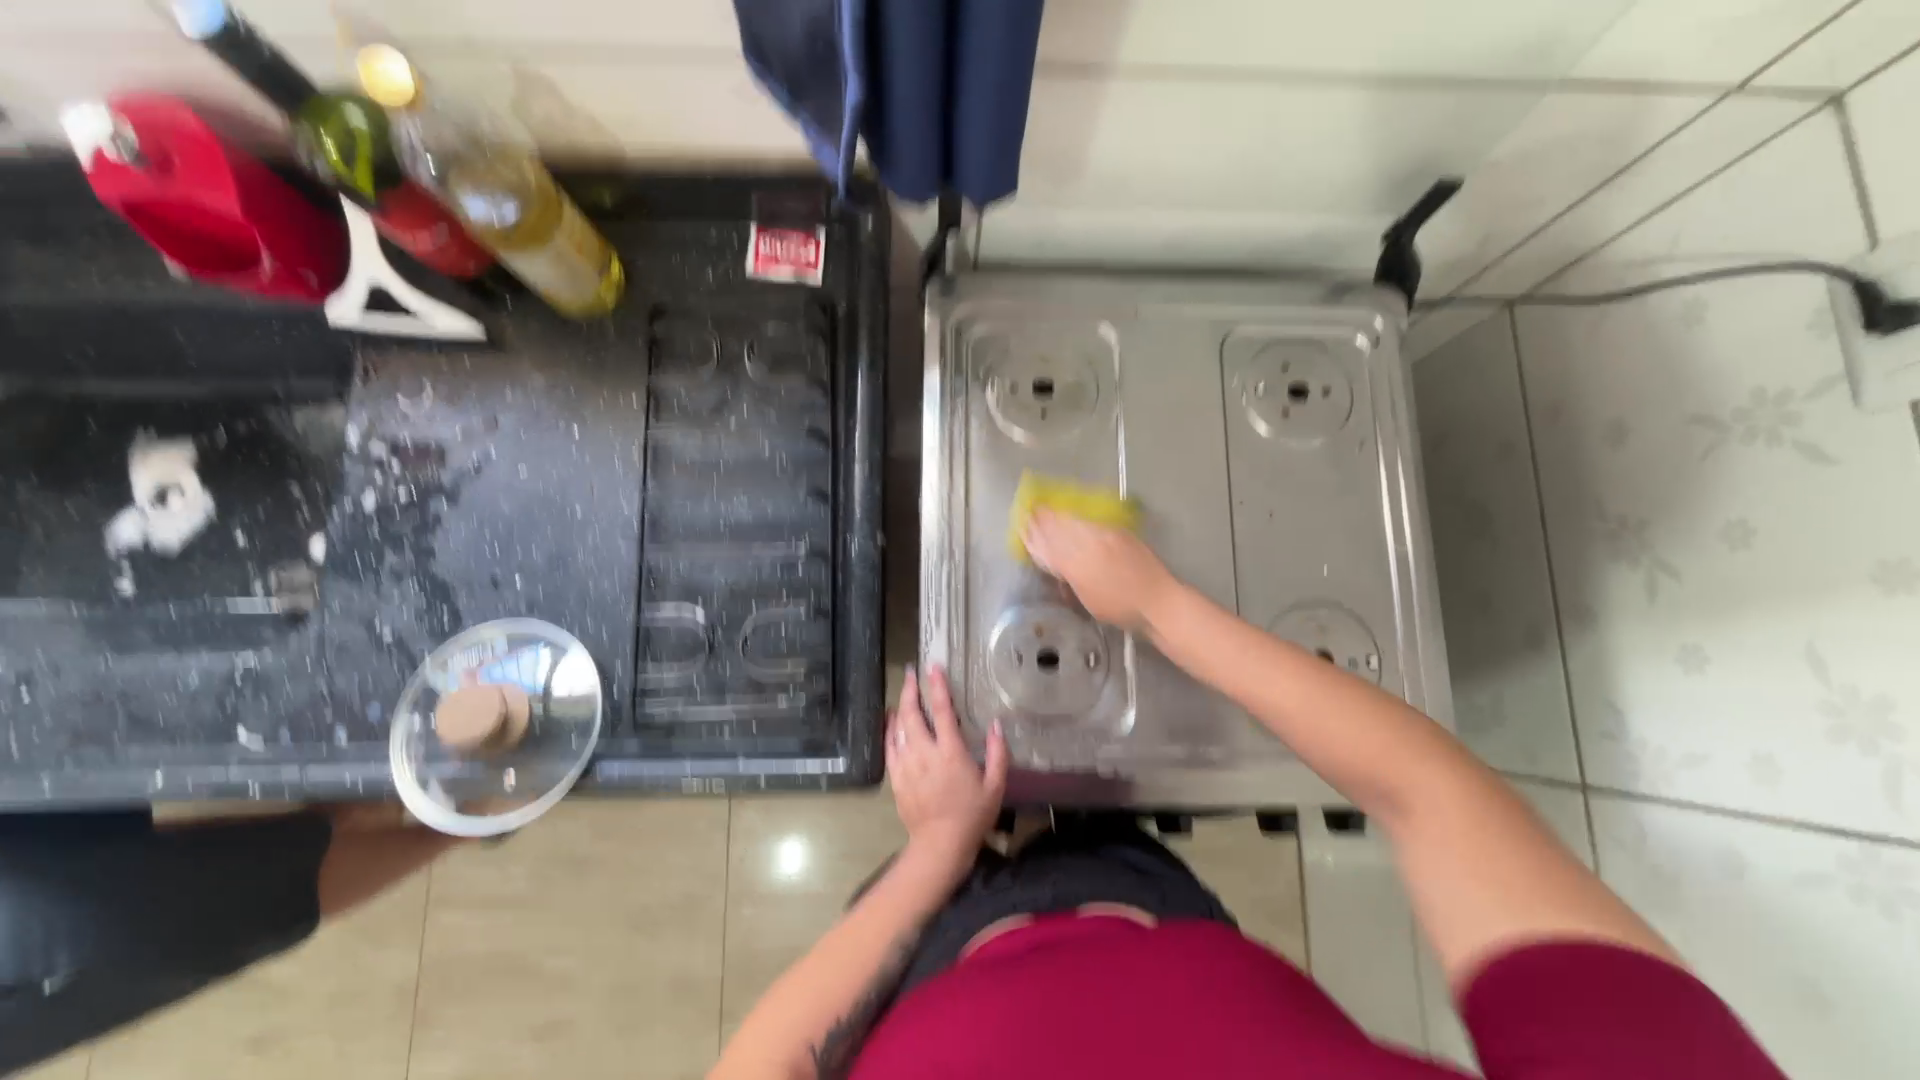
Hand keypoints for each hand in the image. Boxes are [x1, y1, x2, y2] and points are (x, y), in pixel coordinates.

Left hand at [887, 666, 1007, 862]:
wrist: (940, 845)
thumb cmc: (972, 815)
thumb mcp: (996, 786)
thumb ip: (998, 753)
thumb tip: (997, 725)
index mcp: (951, 752)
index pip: (942, 711)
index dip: (937, 686)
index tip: (934, 667)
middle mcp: (925, 753)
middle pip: (912, 713)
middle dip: (910, 689)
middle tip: (911, 673)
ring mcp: (906, 765)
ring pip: (898, 727)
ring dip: (900, 706)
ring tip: (903, 692)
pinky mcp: (896, 777)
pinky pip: (889, 746)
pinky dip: (889, 729)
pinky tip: (891, 720)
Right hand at [1022, 508, 1178, 629]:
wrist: (1159, 602)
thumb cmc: (1120, 608)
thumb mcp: (1087, 597)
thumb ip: (1068, 575)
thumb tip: (1052, 559)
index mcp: (1079, 563)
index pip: (1050, 546)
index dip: (1036, 537)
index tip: (1023, 527)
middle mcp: (1091, 544)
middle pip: (1061, 528)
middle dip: (1044, 521)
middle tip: (1030, 513)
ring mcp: (1107, 535)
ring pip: (1075, 521)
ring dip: (1059, 516)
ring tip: (1046, 509)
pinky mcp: (1120, 532)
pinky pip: (1091, 520)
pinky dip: (1077, 517)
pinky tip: (1073, 516)